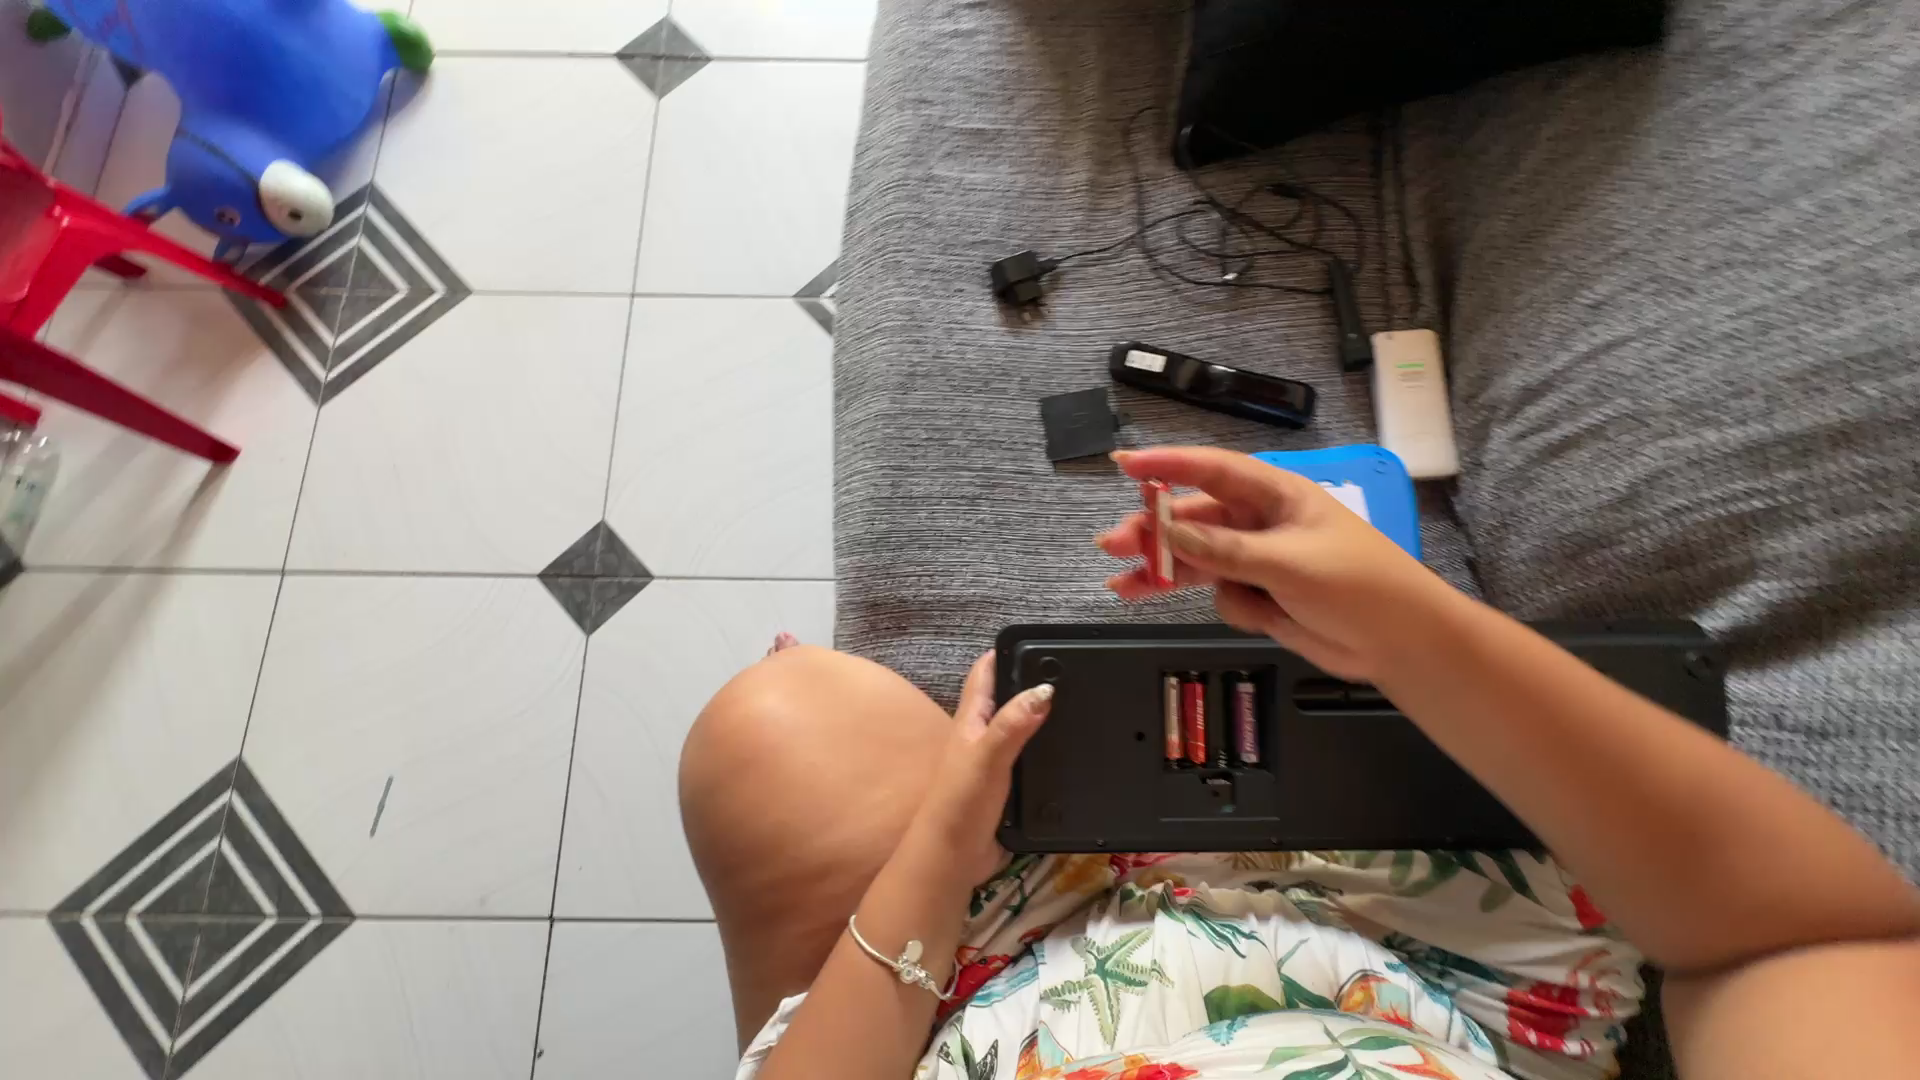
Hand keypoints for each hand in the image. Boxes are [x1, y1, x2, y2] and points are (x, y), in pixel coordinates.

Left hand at [903, 650, 1054, 887]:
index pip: (986, 673)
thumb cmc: (962, 803)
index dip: (1006, 653)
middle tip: (1070, 670)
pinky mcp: (1008, 786)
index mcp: (971, 719)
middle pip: (1007, 697)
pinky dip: (1047, 750)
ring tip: (1078, 705)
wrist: (953, 859)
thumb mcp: (988, 757)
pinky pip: (1031, 758)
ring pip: (1021, 728)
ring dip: (1042, 717)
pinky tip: (1070, 752)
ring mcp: (995, 760)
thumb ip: (1013, 723)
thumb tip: (1044, 689)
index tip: (1038, 640)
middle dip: (1031, 681)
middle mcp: (982, 734)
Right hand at [1095, 446, 1460, 681]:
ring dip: (1164, 572)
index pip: (1210, 470)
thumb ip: (1224, 549)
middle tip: (1112, 544)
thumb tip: (1168, 530)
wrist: (1401, 644)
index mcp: (1274, 495)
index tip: (1124, 466)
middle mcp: (1258, 521)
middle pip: (1190, 519)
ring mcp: (1255, 558)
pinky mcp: (1257, 592)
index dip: (1165, 466)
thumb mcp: (1289, 563)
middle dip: (1151, 532)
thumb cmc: (1360, 587)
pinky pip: (1219, 592)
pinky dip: (1223, 604)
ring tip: (1124, 585)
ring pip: (1195, 559)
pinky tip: (1251, 617)